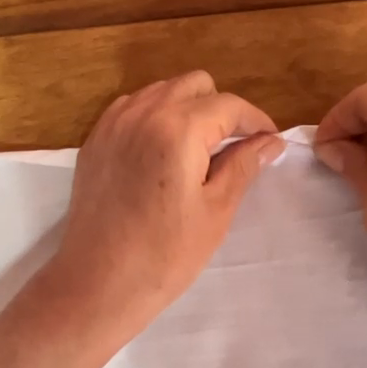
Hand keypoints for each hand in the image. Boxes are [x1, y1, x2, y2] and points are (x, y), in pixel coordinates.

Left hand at [41, 72, 283, 337]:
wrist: (97, 283)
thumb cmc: (165, 255)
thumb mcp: (216, 210)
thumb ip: (244, 165)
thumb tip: (270, 140)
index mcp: (178, 128)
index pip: (228, 104)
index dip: (255, 121)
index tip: (269, 142)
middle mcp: (143, 112)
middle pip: (195, 84)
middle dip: (220, 108)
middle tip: (232, 147)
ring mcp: (114, 122)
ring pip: (162, 90)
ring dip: (187, 108)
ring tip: (198, 150)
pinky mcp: (96, 138)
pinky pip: (133, 106)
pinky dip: (155, 116)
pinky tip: (162, 152)